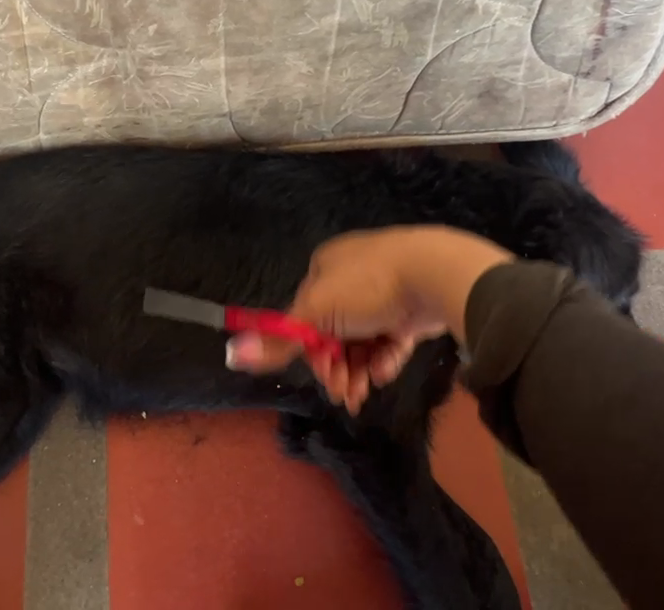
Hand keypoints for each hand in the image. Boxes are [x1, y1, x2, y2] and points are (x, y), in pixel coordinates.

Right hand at [226, 226, 509, 412]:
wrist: (433, 275)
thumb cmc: (367, 288)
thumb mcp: (316, 314)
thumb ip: (279, 340)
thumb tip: (230, 355)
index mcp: (324, 269)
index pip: (306, 318)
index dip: (311, 353)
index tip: (323, 378)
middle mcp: (350, 277)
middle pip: (334, 332)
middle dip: (338, 366)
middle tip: (346, 394)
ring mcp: (383, 291)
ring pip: (363, 340)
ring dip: (360, 369)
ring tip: (365, 390)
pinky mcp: (410, 307)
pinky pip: (390, 338)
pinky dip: (385, 357)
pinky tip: (386, 370)